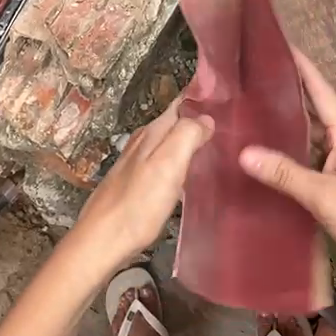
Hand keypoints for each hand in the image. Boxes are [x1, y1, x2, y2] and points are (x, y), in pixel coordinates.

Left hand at [70, 101, 213, 274]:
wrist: (103, 240)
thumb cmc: (138, 204)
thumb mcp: (168, 165)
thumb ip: (186, 136)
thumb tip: (205, 118)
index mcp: (152, 132)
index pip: (181, 103)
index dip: (202, 97)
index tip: (228, 96)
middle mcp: (143, 140)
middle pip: (175, 121)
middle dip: (199, 117)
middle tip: (231, 121)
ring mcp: (137, 161)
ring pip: (169, 140)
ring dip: (190, 138)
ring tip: (218, 143)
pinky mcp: (136, 181)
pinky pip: (164, 159)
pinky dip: (180, 158)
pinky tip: (191, 169)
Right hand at [238, 52, 335, 284]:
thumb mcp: (326, 196)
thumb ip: (285, 173)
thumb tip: (243, 151)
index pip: (322, 92)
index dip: (303, 67)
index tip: (279, 44)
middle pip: (312, 115)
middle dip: (284, 98)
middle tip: (247, 81)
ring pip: (307, 145)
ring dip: (282, 134)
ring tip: (245, 118)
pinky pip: (306, 172)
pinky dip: (286, 166)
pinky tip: (263, 166)